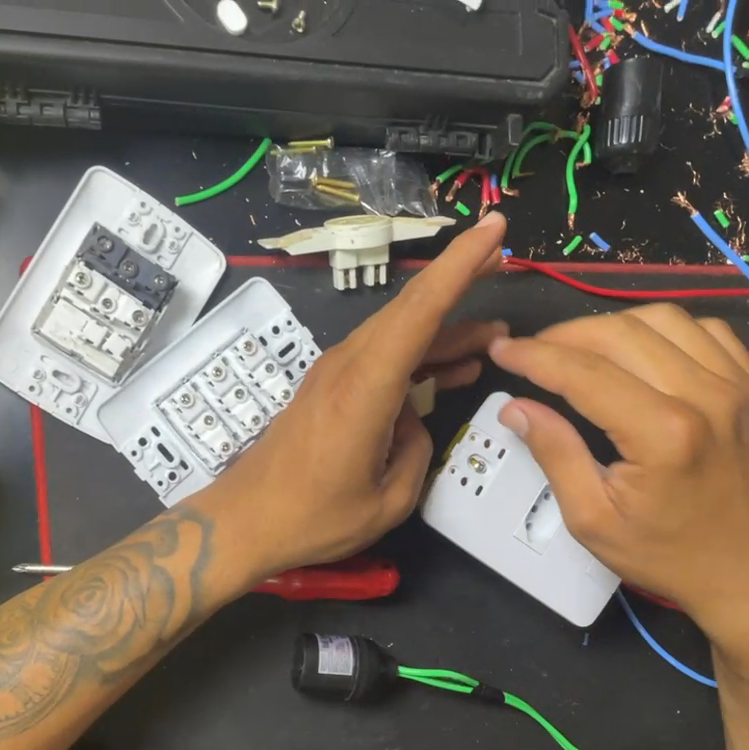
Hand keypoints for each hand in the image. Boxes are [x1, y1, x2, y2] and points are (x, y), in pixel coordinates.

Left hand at [194, 213, 508, 578]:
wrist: (244, 521)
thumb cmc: (312, 518)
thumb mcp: (387, 502)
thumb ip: (417, 452)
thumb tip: (415, 422)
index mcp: (365, 388)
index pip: (420, 309)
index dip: (460, 264)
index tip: (495, 227)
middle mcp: (348, 366)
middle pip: (411, 310)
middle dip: (459, 281)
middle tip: (504, 263)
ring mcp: (334, 374)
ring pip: (398, 334)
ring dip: (444, 330)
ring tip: (494, 334)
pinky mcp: (328, 388)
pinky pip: (383, 359)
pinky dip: (418, 357)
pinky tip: (452, 370)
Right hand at [488, 305, 748, 647]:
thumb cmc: (666, 556)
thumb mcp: (593, 520)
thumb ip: (556, 455)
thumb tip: (515, 407)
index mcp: (663, 434)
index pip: (584, 373)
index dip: (535, 356)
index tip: (500, 350)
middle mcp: (706, 395)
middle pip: (621, 333)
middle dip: (565, 335)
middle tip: (532, 351)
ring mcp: (738, 385)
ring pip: (664, 319)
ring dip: (612, 326)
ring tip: (579, 349)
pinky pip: (705, 331)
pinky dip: (662, 331)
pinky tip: (638, 352)